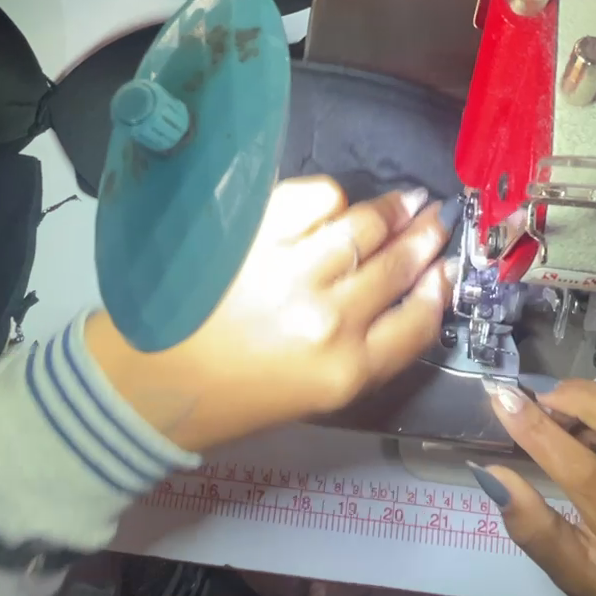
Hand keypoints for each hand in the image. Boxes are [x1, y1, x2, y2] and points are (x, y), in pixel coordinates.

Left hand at [87, 176, 451, 451]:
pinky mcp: (255, 235)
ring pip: (363, 227)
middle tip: (436, 217)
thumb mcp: (315, 394)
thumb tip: (407, 293)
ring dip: (392, 210)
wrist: (150, 381)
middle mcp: (327, 320)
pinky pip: (315, 198)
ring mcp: (290, 271)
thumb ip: (368, 350)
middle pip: (396, 267)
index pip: (417, 323)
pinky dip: (331, 198)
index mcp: (343, 372)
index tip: (445, 267)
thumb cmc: (233, 396)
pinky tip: (336, 205)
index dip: (439, 289)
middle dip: (424, 237)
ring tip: (406, 201)